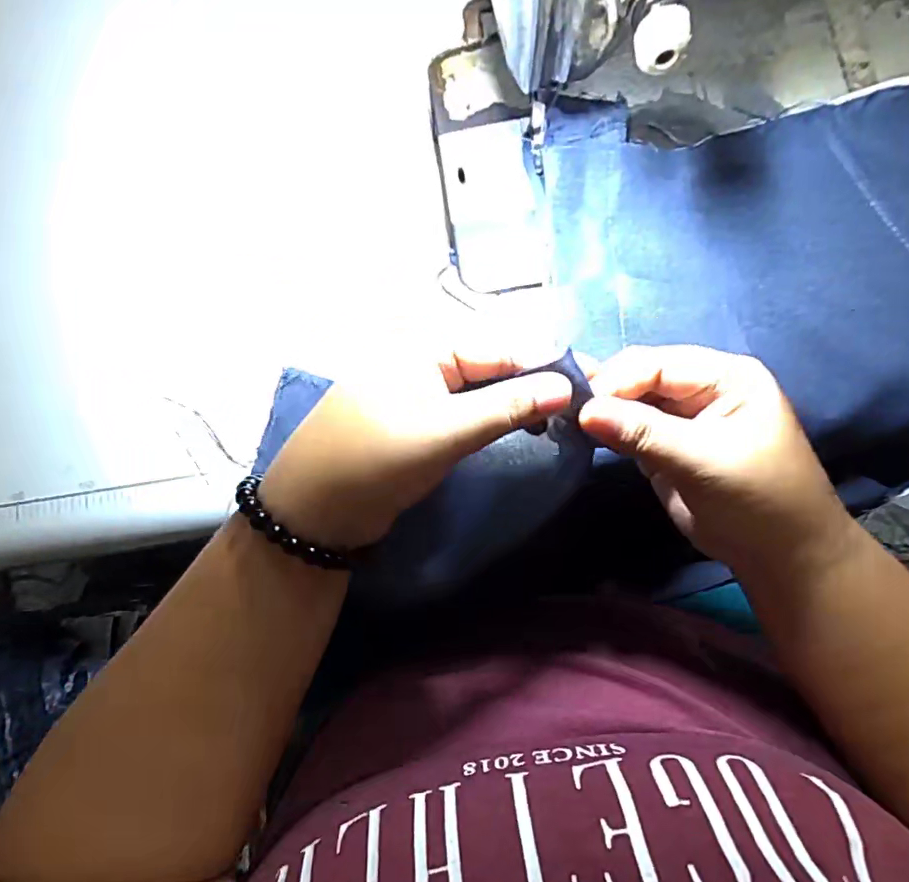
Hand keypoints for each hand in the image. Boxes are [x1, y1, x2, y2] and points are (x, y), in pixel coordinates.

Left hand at [259, 353, 573, 549]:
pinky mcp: (417, 417)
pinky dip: (494, 416)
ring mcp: (418, 386)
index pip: (502, 344)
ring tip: (558, 420)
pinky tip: (521, 428)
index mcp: (424, 341)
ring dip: (517, 401)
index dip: (548, 364)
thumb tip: (567, 386)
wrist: (314, 512)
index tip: (594, 385)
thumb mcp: (447, 432)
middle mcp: (422, 354)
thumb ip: (508, 407)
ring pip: (482, 386)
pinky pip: (465, 406)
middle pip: (494, 361)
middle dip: (535, 382)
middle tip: (581, 407)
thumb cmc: (377, 463)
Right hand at [578, 345, 854, 580]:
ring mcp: (684, 421)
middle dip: (606, 392)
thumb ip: (643, 433)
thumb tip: (585, 411)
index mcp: (726, 377)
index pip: (660, 364)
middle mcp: (703, 390)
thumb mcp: (701, 461)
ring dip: (603, 412)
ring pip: (633, 405)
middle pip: (643, 378)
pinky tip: (583, 434)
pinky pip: (632, 432)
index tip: (580, 404)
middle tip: (564, 409)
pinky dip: (609, 433)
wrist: (779, 554)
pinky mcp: (668, 450)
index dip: (618, 380)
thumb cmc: (755, 500)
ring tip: (565, 419)